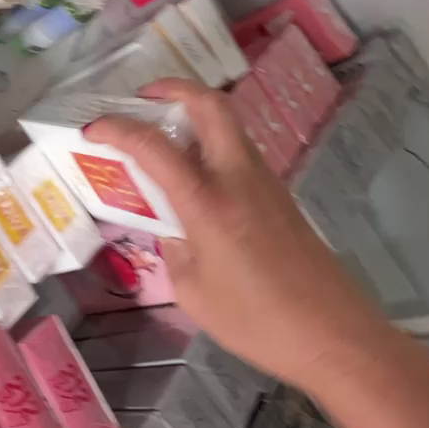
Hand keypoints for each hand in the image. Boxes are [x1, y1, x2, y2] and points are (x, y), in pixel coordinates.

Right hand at [84, 79, 401, 391]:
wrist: (336, 338)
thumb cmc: (257, 321)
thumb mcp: (192, 292)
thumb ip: (174, 249)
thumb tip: (174, 230)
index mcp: (208, 202)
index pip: (153, 146)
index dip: (116, 128)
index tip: (92, 130)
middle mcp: (238, 179)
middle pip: (211, 106)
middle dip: (174, 89)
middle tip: (144, 99)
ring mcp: (266, 184)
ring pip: (229, 126)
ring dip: (194, 117)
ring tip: (162, 139)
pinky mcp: (280, 198)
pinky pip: (239, 154)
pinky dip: (210, 147)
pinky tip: (194, 179)